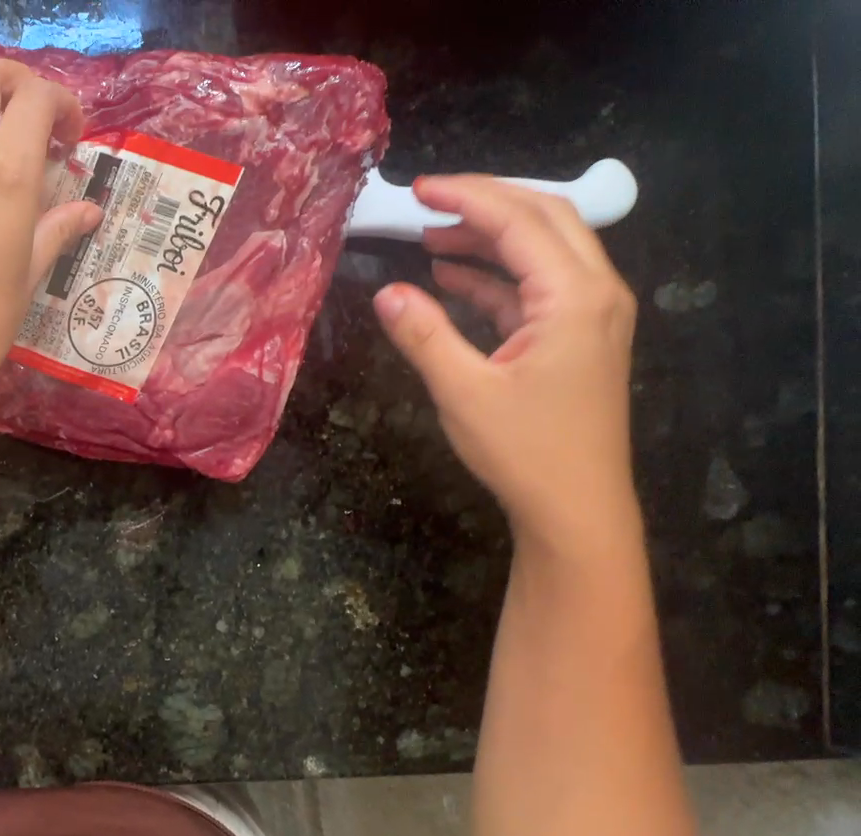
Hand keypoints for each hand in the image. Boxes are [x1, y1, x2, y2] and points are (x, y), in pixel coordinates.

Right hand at [374, 177, 641, 560]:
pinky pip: (535, 288)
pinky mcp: (575, 338)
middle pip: (546, 221)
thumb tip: (387, 292)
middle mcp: (594, 293)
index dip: (469, 197)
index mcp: (575, 297)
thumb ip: (424, 335)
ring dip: (489, 238)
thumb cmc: (522, 447)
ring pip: (542, 252)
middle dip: (485, 204)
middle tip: (426, 201)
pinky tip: (452, 276)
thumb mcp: (462, 390)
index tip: (420, 187)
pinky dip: (494, 275)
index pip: (521, 223)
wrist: (573, 502)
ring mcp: (589, 315)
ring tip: (430, 235)